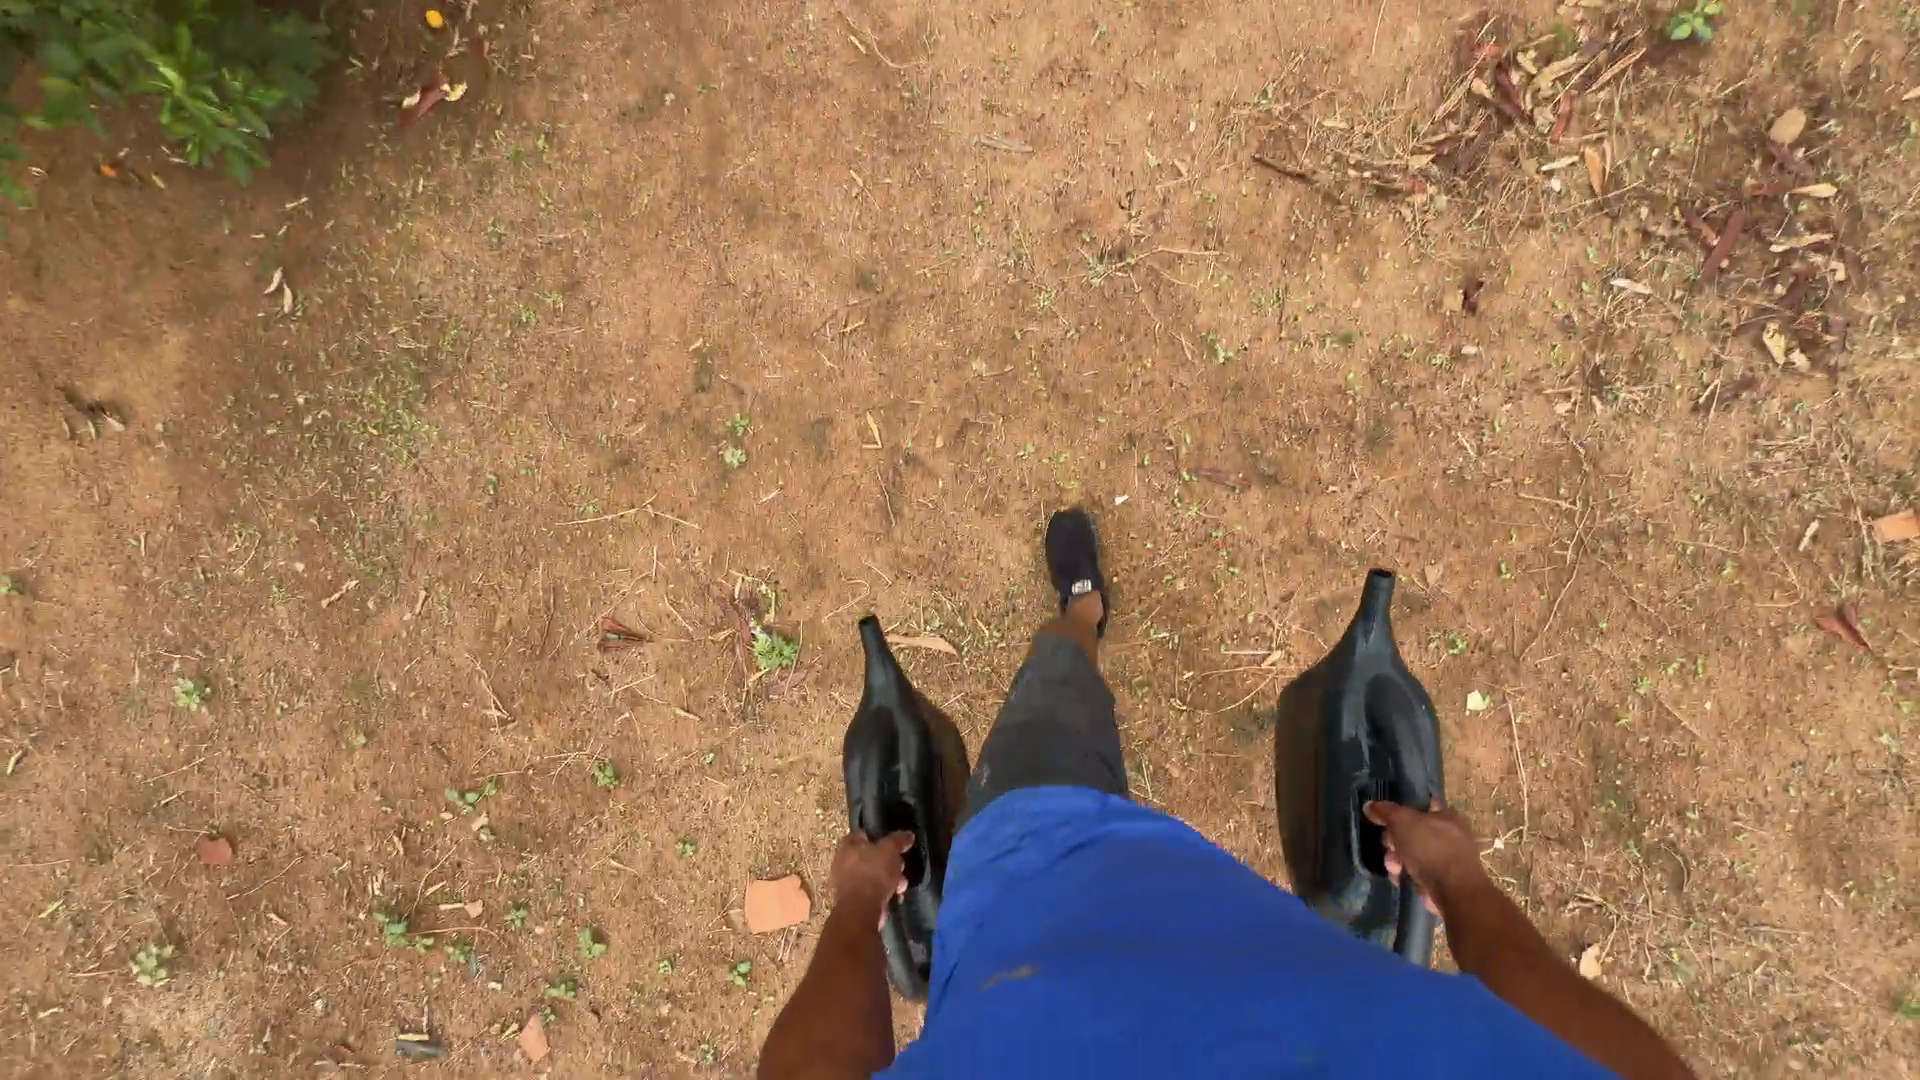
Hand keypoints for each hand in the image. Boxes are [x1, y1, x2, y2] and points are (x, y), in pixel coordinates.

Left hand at [829, 830, 912, 924]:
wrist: (861, 910)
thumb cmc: (873, 873)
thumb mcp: (890, 850)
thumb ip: (899, 840)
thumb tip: (908, 835)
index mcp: (848, 845)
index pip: (865, 834)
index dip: (881, 837)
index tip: (895, 844)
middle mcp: (842, 862)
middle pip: (871, 857)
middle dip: (889, 863)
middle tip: (900, 868)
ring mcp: (846, 884)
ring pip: (873, 877)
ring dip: (889, 881)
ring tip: (900, 887)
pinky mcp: (852, 902)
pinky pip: (871, 894)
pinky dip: (882, 896)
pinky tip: (893, 899)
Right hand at [1363, 800, 1487, 914]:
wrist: (1454, 891)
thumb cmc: (1430, 847)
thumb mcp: (1402, 820)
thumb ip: (1384, 810)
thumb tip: (1368, 806)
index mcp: (1448, 816)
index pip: (1419, 807)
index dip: (1399, 812)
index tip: (1385, 821)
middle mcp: (1451, 836)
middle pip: (1410, 831)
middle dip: (1393, 841)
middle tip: (1389, 847)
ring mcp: (1448, 859)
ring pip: (1411, 852)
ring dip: (1396, 859)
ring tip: (1394, 868)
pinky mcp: (1443, 880)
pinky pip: (1417, 870)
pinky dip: (1406, 873)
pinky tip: (1400, 878)